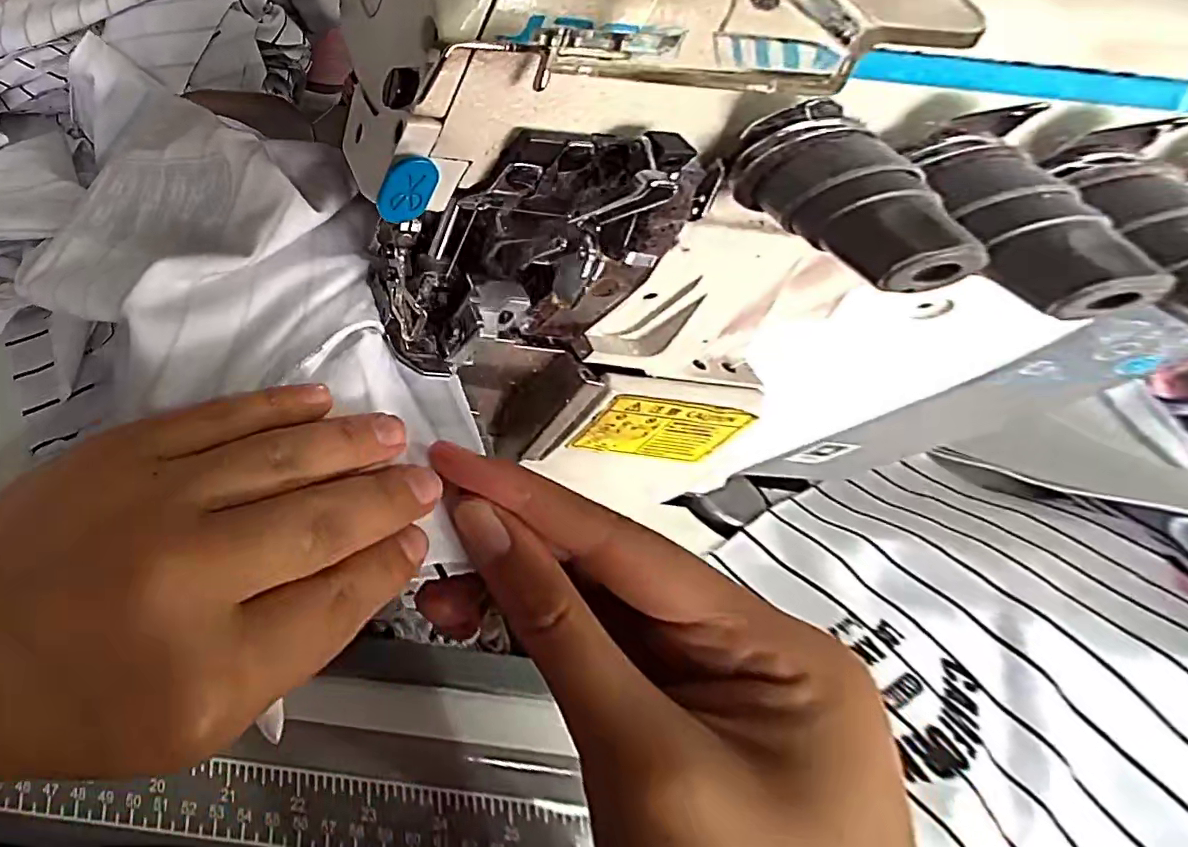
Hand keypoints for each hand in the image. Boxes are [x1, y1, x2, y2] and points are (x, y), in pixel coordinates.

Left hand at [0, 385, 440, 825]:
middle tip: (425, 475)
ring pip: (276, 455)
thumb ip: (286, 647)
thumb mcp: (193, 723)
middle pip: (316, 518)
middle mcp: (188, 570)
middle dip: (383, 494)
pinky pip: (218, 417)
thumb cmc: (77, 706)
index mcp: (210, 667)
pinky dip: (274, 407)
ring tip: (389, 433)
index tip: (419, 534)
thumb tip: (360, 569)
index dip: (385, 563)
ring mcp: (150, 494)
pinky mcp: (119, 448)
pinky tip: (317, 401)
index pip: (333, 601)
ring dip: (343, 442)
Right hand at [419, 443, 910, 846]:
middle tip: (439, 530)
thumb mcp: (642, 755)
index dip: (530, 497)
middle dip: (511, 550)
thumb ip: (558, 626)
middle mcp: (744, 647)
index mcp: (778, 649)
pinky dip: (524, 628)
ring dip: (507, 591)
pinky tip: (479, 618)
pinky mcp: (662, 705)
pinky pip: (582, 642)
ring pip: (584, 603)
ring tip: (443, 597)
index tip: (458, 462)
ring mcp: (702, 677)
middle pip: (603, 569)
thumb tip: (487, 526)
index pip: (627, 545)